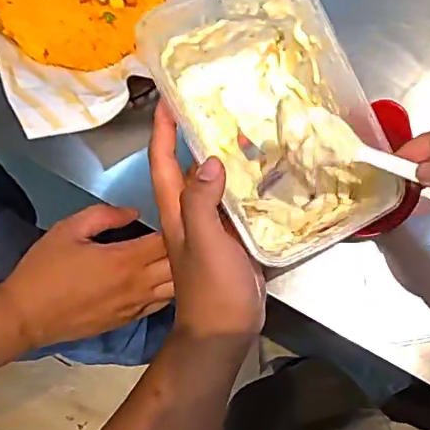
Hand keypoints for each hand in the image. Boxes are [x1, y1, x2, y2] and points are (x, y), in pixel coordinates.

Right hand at [0, 206, 173, 348]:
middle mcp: (140, 284)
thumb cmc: (43, 271)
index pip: (169, 239)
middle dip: (188, 248)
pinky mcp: (133, 319)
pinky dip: (172, 290)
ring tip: (185, 257)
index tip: (180, 214)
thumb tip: (134, 212)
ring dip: (184, 272)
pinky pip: (164, 303)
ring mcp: (139, 304)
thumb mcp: (67, 230)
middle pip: (181, 265)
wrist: (26, 318)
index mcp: (127, 259)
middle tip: (189, 234)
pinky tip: (170, 280)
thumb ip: (103, 216)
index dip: (179, 225)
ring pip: (178, 288)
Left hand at [149, 102, 265, 343]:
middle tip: (217, 110)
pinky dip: (248, 190)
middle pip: (190, 170)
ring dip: (227, 162)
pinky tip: (267, 180)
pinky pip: (239, 208)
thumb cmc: (211, 288)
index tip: (168, 100)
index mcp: (177, 213)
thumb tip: (210, 160)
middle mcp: (192, 216)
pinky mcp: (236, 242)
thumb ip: (201, 202)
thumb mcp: (203, 242)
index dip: (163, 132)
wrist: (224, 329)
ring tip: (247, 136)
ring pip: (217, 188)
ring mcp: (214, 230)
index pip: (164, 163)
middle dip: (196, 139)